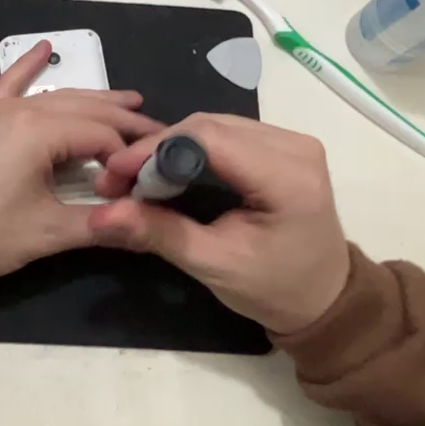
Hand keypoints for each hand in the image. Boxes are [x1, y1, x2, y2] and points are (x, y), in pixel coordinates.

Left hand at [0, 41, 162, 277]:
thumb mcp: (48, 232)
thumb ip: (99, 222)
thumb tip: (143, 221)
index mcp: (41, 133)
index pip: (102, 135)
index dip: (129, 155)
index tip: (147, 177)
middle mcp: (24, 111)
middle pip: (86, 109)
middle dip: (124, 121)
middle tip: (158, 132)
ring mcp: (2, 111)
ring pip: (59, 96)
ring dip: (95, 98)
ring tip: (130, 101)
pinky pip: (11, 83)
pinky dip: (28, 65)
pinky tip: (44, 47)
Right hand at [88, 114, 350, 334]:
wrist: (324, 300)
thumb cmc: (273, 289)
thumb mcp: (213, 265)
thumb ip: (159, 232)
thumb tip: (100, 216)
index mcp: (288, 176)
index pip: (208, 139)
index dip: (155, 149)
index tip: (113, 173)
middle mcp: (295, 145)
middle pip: (209, 126)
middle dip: (156, 149)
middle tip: (117, 179)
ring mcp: (292, 140)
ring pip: (214, 125)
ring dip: (170, 147)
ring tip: (136, 176)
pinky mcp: (284, 144)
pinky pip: (226, 133)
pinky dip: (190, 148)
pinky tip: (168, 170)